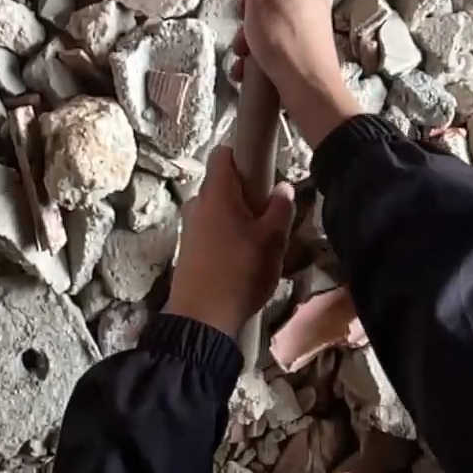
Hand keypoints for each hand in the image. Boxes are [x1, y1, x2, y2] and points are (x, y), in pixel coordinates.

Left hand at [163, 147, 293, 339]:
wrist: (201, 320)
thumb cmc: (239, 272)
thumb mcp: (272, 241)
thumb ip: (281, 209)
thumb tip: (284, 187)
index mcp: (217, 193)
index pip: (223, 153)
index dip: (243, 154)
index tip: (263, 170)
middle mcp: (198, 203)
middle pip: (223, 183)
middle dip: (246, 191)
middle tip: (269, 212)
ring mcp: (190, 226)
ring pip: (218, 208)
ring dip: (237, 216)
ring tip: (258, 240)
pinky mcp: (188, 248)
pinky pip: (211, 228)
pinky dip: (226, 234)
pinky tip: (242, 258)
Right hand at [238, 0, 362, 145]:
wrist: (310, 92)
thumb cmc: (285, 43)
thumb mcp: (261, 1)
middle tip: (244, 15)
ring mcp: (309, 18)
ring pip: (270, 13)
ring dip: (251, 31)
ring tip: (246, 51)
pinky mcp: (304, 41)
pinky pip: (275, 37)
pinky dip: (259, 50)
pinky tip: (250, 67)